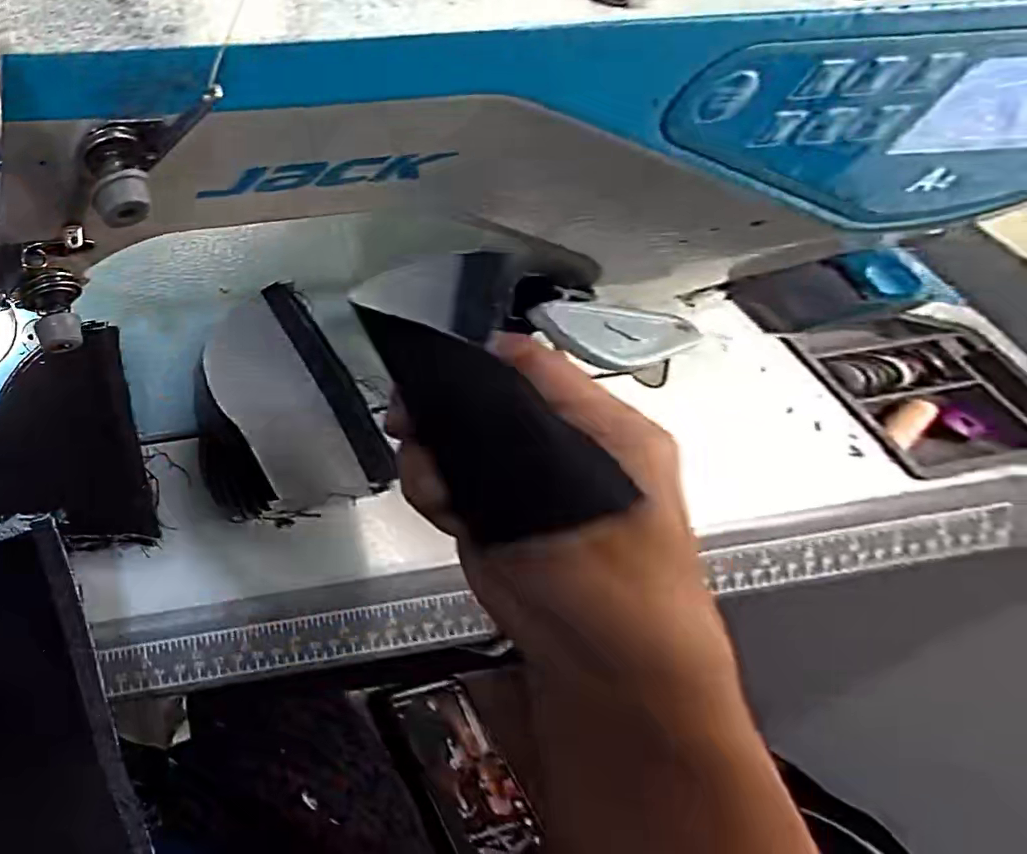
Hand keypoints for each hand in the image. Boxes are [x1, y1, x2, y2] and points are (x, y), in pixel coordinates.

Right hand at [386, 333, 738, 708]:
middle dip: (434, 416)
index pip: (528, 363)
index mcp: (600, 426)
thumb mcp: (580, 486)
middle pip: (473, 400)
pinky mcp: (484, 506)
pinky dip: (429, 492)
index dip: (475, 360)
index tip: (428, 374)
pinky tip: (448, 517)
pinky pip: (437, 477)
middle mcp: (555, 445)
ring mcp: (516, 479)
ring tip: (443, 497)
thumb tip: (485, 366)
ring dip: (427, 463)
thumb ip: (524, 424)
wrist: (601, 666)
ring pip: (444, 439)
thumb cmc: (618, 582)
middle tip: (408, 429)